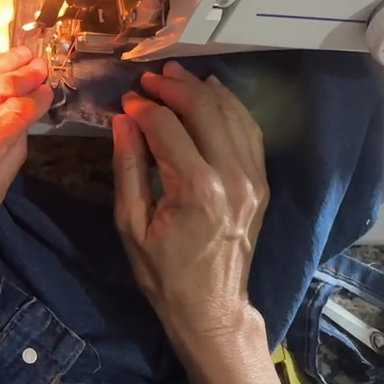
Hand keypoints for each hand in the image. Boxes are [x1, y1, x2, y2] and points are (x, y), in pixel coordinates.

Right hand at [112, 63, 270, 354]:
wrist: (211, 308)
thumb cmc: (163, 273)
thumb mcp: (130, 225)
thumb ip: (128, 168)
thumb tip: (122, 122)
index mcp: (196, 189)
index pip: (166, 127)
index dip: (142, 108)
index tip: (124, 102)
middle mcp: (232, 176)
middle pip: (204, 110)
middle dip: (174, 87)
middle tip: (149, 78)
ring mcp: (253, 178)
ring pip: (231, 114)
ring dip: (203, 89)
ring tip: (175, 76)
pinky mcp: (261, 182)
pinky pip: (249, 131)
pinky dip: (231, 107)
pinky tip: (213, 92)